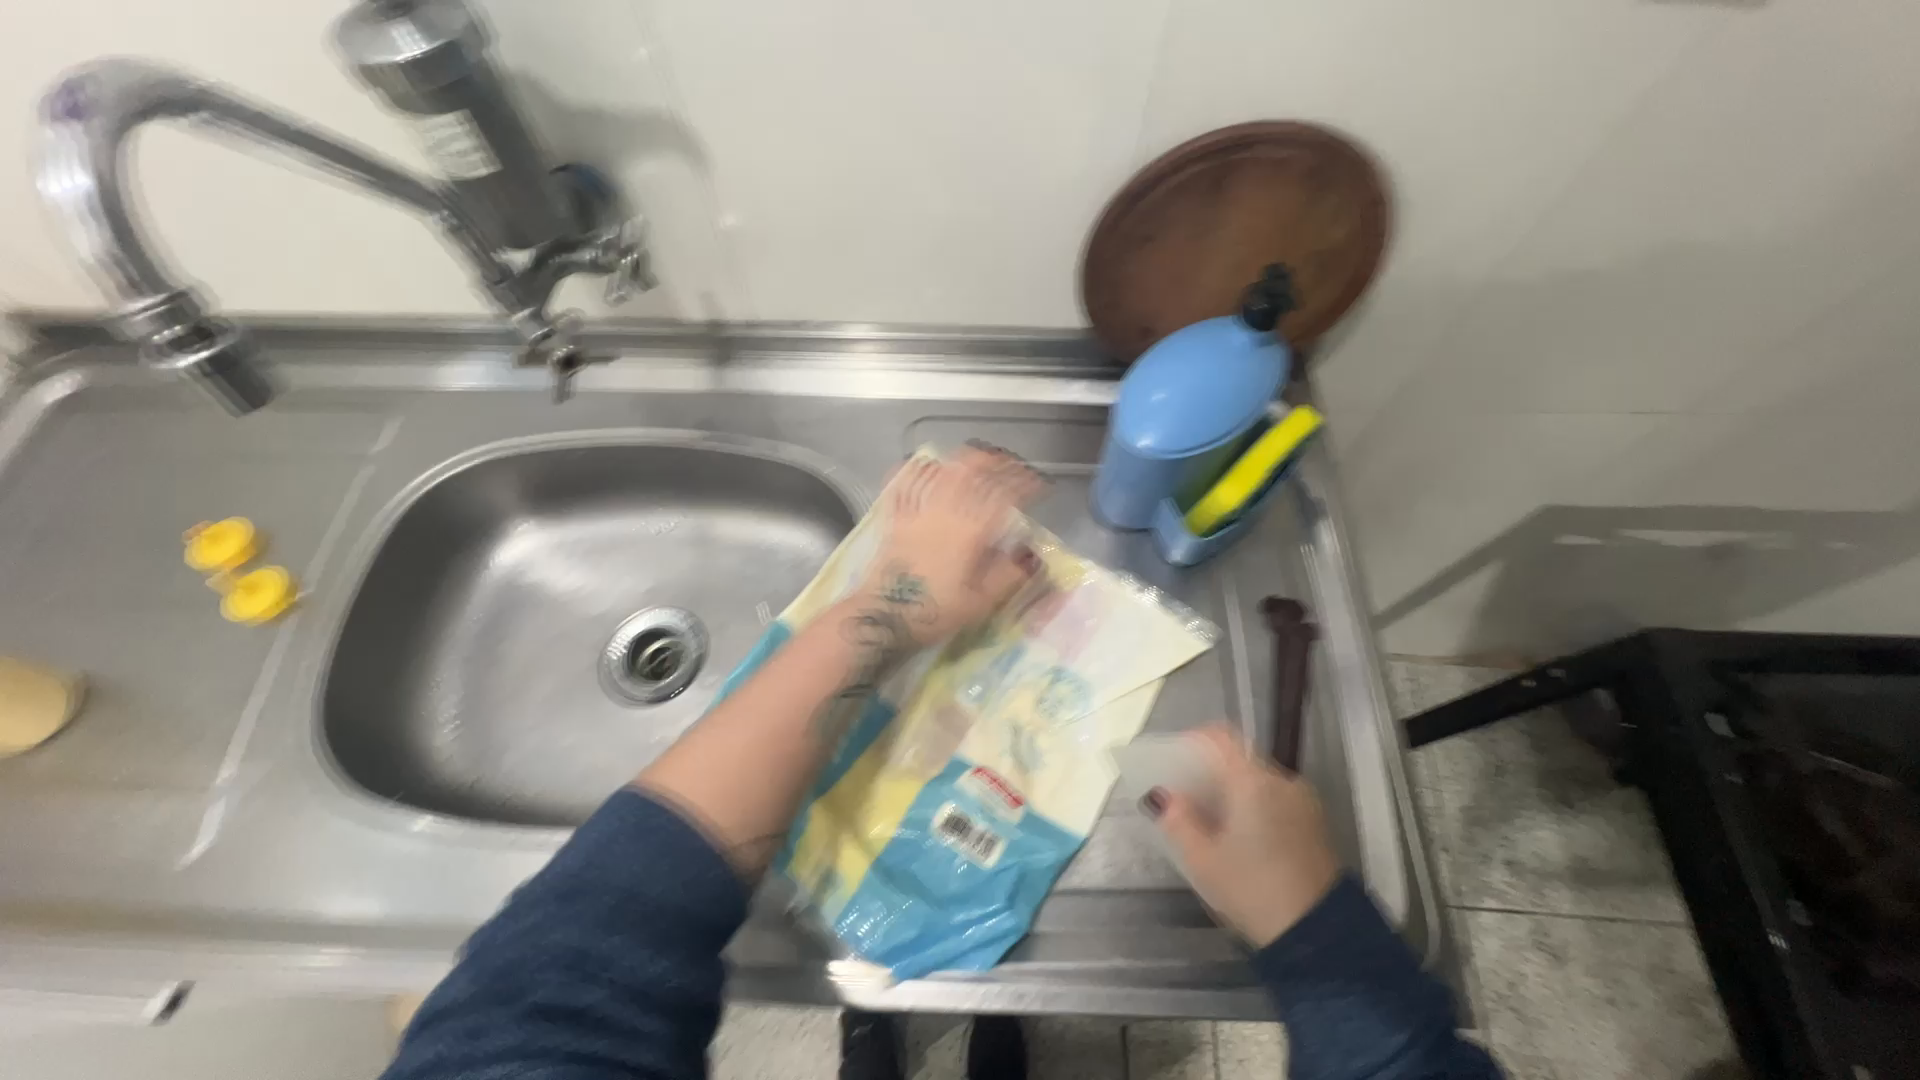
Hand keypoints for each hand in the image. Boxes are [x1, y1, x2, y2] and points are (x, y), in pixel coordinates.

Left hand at [854, 444, 1045, 647]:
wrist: (883, 616)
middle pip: (973, 471)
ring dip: (963, 460)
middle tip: (1011, 465)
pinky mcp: (895, 518)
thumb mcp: (981, 602)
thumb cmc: (936, 612)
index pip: (1004, 494)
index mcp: (971, 532)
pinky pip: (908, 483)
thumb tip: (1031, 554)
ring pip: (943, 471)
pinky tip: (929, 465)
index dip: (1024, 484)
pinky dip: (921, 470)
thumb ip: (1009, 574)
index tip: (1039, 484)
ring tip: (978, 459)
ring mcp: (917, 511)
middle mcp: (945, 512)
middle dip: (996, 462)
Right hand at [1144, 726, 1341, 947]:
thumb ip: (1178, 821)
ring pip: (1258, 783)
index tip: (1176, 761)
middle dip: (1211, 774)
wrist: (1319, 935)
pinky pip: (1275, 801)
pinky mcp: (1315, 825)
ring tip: (1212, 823)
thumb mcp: (1202, 861)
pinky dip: (1254, 807)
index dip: (1195, 741)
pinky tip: (1241, 839)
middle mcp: (1282, 781)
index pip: (1222, 738)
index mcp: (1252, 781)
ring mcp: (1303, 802)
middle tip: (1187, 799)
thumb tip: (1167, 797)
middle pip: (1240, 760)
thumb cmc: (1253, 890)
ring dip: (1233, 793)